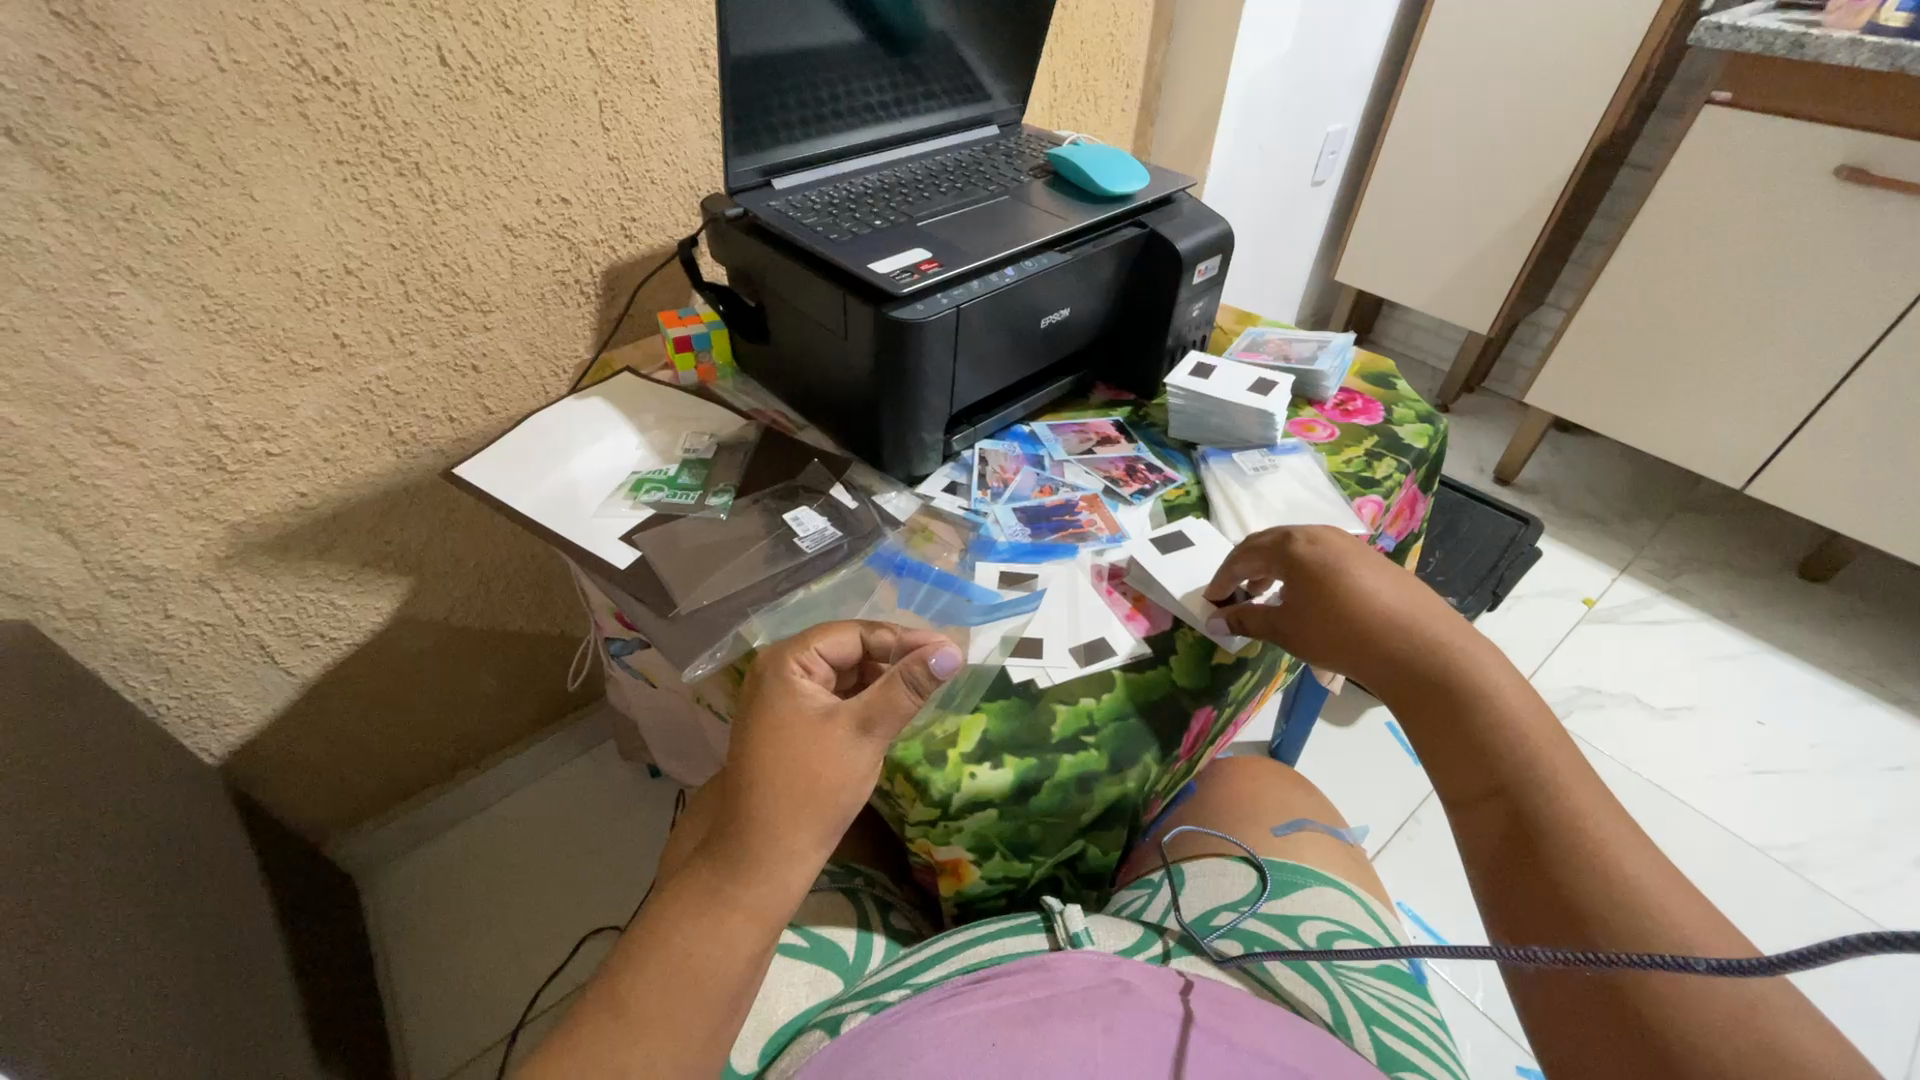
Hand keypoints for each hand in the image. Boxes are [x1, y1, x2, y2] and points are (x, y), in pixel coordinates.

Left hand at [704, 620, 961, 869]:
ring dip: (881, 681)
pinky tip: (892, 710)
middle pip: (848, 650)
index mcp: (787, 660)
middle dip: (894, 660)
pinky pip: (833, 697)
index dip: (904, 640)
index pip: (855, 634)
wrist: (763, 858)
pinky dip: (863, 701)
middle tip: (941, 670)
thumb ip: (908, 686)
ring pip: (843, 675)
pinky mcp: (788, 723)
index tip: (949, 652)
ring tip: (924, 689)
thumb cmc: (813, 789)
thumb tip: (952, 651)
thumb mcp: (866, 730)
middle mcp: (778, 670)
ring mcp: (780, 698)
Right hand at [1201, 526, 1484, 693]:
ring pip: (1297, 548)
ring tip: (1267, 596)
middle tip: (1234, 595)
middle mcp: (1317, 534)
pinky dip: (1301, 571)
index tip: (1211, 601)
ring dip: (1274, 568)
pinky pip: (1322, 556)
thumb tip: (1214, 621)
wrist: (1418, 646)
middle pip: (1268, 544)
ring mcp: (1347, 543)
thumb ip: (1246, 619)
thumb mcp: (1285, 629)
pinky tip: (1306, 599)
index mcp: (1290, 545)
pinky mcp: (1370, 558)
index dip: (1223, 579)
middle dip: (1246, 568)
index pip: (1242, 555)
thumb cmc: (1339, 634)